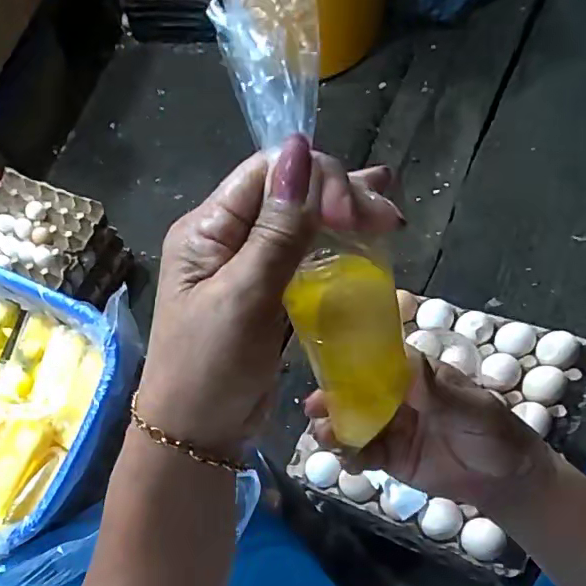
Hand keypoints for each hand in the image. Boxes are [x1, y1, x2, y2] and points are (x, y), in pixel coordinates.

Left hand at [136, 137, 395, 449]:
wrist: (196, 434)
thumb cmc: (210, 369)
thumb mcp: (244, 298)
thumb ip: (276, 231)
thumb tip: (299, 151)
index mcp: (206, 230)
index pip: (267, 173)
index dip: (316, 179)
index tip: (352, 216)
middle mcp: (225, 240)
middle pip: (288, 194)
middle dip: (338, 196)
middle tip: (387, 220)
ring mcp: (247, 268)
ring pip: (300, 225)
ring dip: (343, 217)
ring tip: (388, 217)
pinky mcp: (267, 296)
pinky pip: (303, 260)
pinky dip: (334, 250)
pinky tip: (366, 239)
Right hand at [306, 351, 552, 510]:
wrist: (506, 481)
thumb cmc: (495, 434)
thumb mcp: (473, 409)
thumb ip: (438, 392)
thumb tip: (410, 365)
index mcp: (417, 378)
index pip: (379, 363)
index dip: (351, 364)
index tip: (328, 368)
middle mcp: (397, 400)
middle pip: (356, 395)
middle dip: (332, 400)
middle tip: (314, 409)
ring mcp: (390, 429)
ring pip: (353, 425)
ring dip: (335, 430)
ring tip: (326, 438)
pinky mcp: (388, 458)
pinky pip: (361, 455)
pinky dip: (349, 458)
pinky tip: (347, 463)